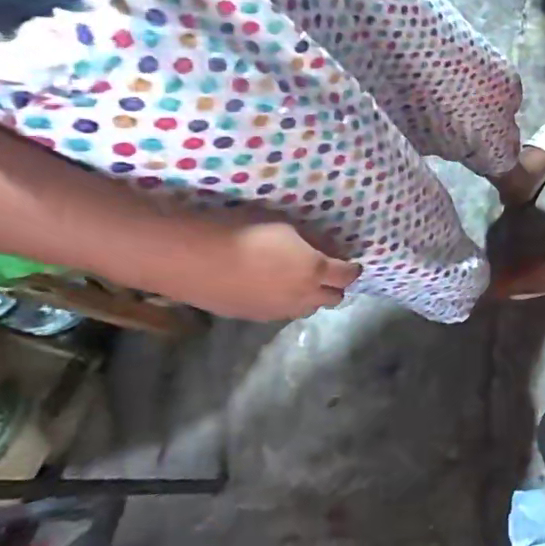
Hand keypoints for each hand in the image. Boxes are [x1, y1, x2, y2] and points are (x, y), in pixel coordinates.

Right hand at [158, 219, 360, 320]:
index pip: (347, 276)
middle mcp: (302, 295)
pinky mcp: (251, 318)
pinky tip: (271, 291)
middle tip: (327, 274)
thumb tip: (325, 248)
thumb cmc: (244, 231)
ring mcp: (276, 311)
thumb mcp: (286, 227)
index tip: (350, 263)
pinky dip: (285, 304)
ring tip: (299, 284)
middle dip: (334, 287)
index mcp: (316, 270)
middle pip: (333, 299)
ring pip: (307, 311)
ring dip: (310, 299)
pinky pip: (280, 315)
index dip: (352, 269)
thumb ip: (311, 241)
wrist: (191, 258)